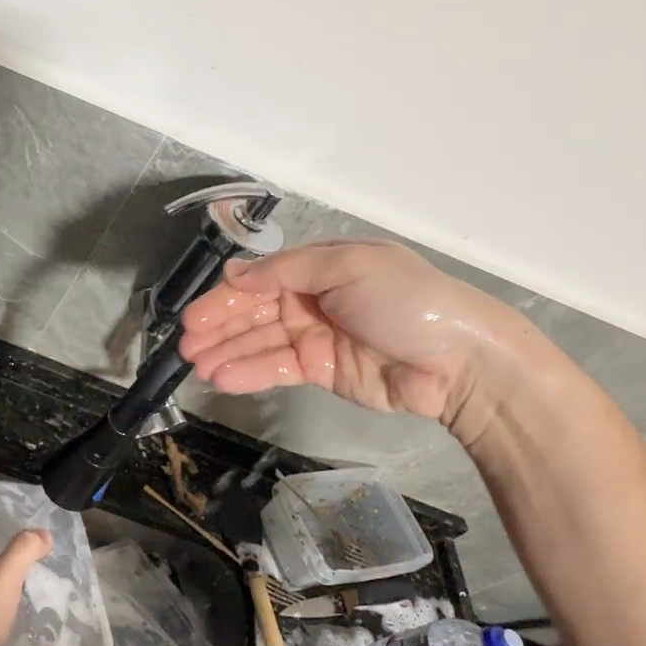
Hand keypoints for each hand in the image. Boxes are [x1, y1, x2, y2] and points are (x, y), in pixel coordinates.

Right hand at [178, 240, 537, 438]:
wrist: (460, 362)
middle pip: (254, 312)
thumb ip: (286, 270)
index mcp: (321, 267)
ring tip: (195, 366)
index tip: (194, 316)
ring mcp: (316, 336)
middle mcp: (313, 298)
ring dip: (226, 352)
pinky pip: (277, 369)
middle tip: (185, 346)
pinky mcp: (322, 371)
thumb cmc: (405, 300)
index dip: (226, 297)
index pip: (261, 279)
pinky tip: (223, 378)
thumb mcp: (348, 266)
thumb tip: (234, 274)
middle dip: (218, 327)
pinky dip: (249, 373)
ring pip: (260, 342)